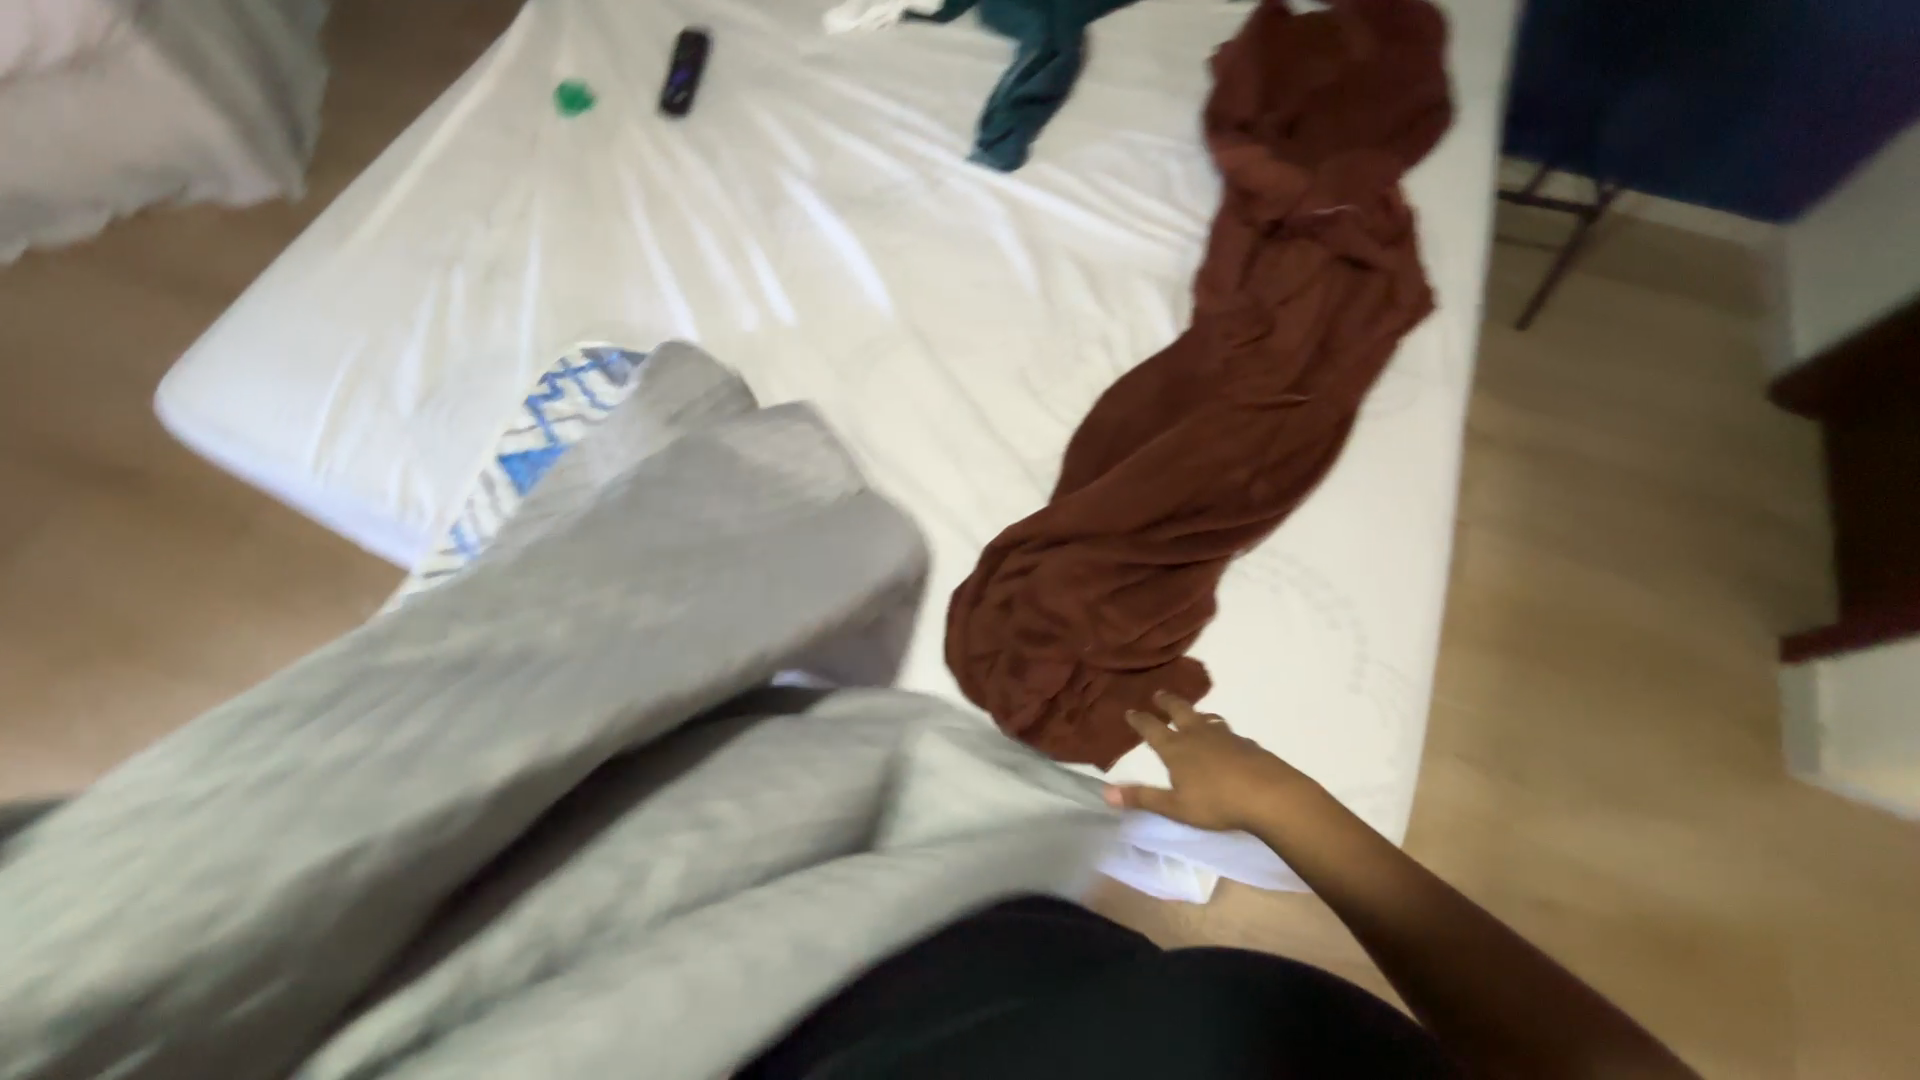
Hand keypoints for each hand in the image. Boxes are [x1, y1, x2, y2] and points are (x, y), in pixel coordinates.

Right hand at [1102, 691, 1318, 832]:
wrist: (1270, 796)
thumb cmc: (1217, 803)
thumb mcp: (1175, 806)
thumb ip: (1142, 798)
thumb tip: (1105, 793)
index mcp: (1176, 748)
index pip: (1151, 728)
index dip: (1139, 719)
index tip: (1130, 711)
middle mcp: (1198, 735)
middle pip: (1179, 711)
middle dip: (1167, 702)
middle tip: (1159, 694)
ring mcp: (1226, 737)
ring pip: (1206, 718)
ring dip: (1196, 713)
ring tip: (1194, 713)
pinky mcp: (1248, 745)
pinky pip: (1229, 732)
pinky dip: (1220, 731)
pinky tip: (1227, 741)